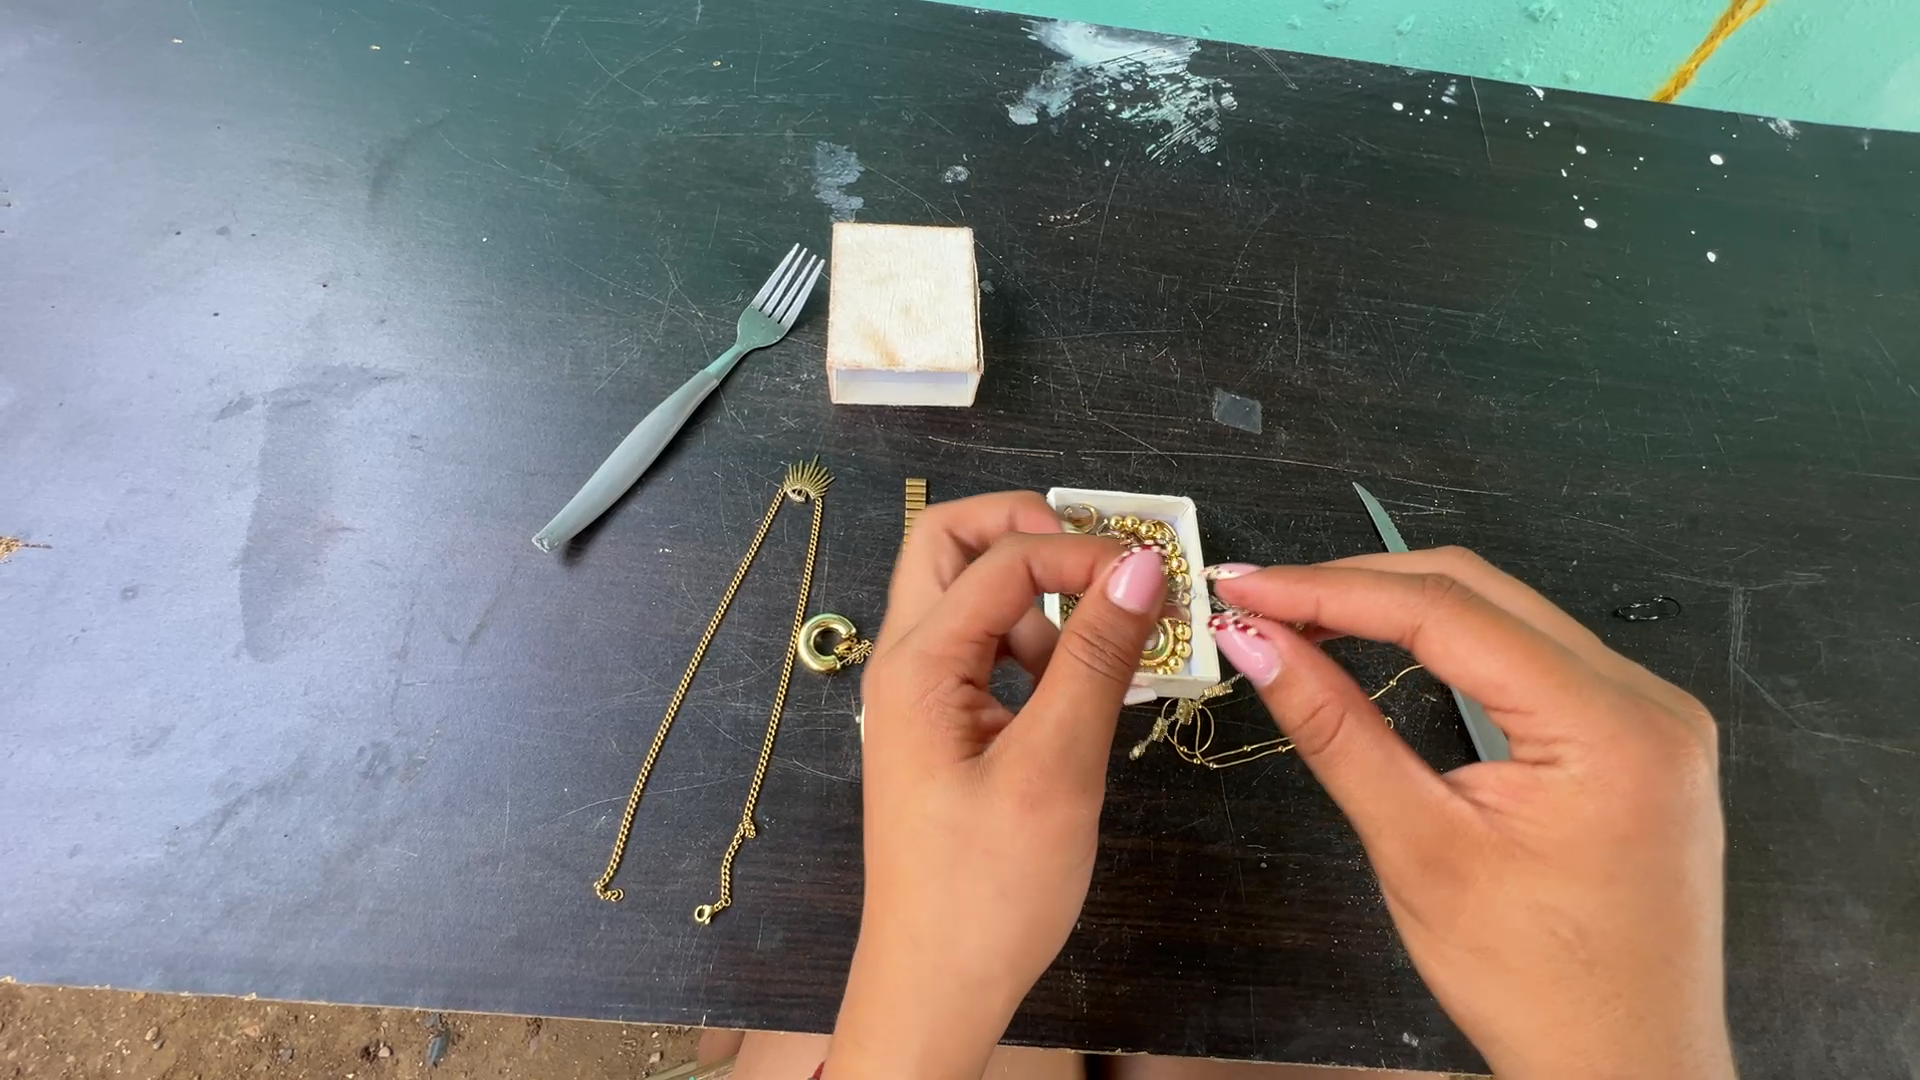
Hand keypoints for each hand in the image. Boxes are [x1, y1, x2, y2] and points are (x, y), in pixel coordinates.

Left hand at [828, 493, 1165, 1079]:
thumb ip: (1095, 658)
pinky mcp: (940, 717)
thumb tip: (1139, 566)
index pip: (1001, 562)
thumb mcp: (1055, 768)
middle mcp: (905, 658)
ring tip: (1093, 652)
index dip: (1080, 552)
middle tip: (1092, 559)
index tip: (1151, 575)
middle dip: (1021, 531)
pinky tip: (1072, 689)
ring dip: (1030, 594)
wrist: (937, 986)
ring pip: (964, 590)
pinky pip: (981, 645)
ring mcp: (918, 687)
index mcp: (918, 662)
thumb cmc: (990, 889)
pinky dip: (1029, 642)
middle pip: (946, 543)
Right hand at [1207, 548, 1733, 1079]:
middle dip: (1351, 582)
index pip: (1443, 614)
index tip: (1242, 589)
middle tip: (1258, 599)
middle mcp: (1639, 692)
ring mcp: (1636, 704)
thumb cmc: (1521, 974)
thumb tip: (1248, 642)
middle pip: (1471, 589)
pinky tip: (1366, 639)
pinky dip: (1422, 632)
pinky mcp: (1616, 724)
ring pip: (1488, 607)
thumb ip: (1331, 727)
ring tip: (1295, 615)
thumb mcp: (1412, 845)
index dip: (1328, 589)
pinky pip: (1505, 644)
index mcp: (1606, 725)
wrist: (1624, 1069)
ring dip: (1383, 600)